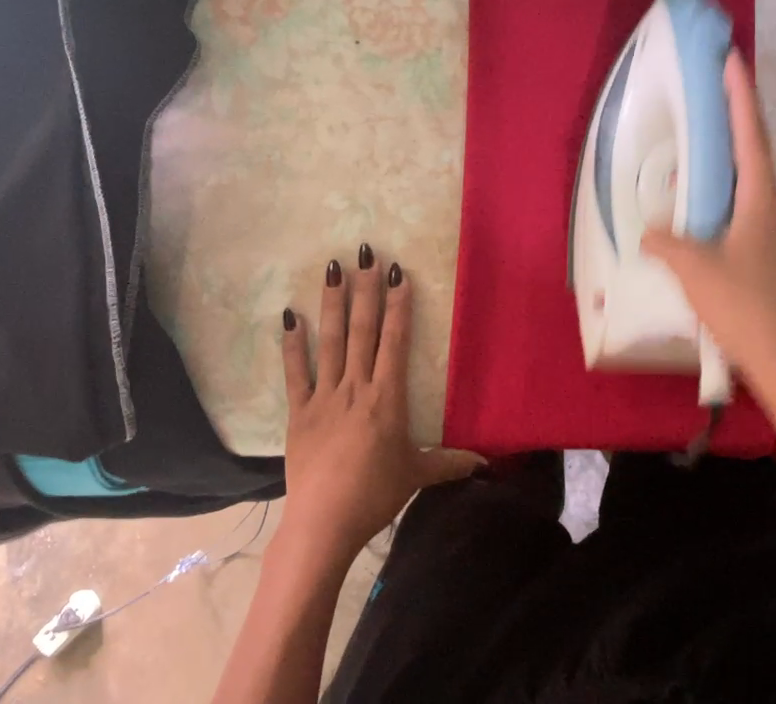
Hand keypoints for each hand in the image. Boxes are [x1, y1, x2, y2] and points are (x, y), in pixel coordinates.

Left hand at [278, 247, 484, 562]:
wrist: (323, 522)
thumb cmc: (375, 496)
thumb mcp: (416, 476)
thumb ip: (449, 463)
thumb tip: (486, 464)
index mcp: (387, 398)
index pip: (394, 341)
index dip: (398, 305)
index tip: (397, 273)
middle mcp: (356, 387)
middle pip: (362, 330)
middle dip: (365, 289)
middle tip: (365, 253)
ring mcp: (324, 397)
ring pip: (330, 341)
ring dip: (331, 303)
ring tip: (331, 268)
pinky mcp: (299, 412)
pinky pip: (295, 372)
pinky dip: (292, 344)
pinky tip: (289, 316)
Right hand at [642, 51, 775, 407]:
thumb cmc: (744, 307)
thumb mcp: (694, 271)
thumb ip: (667, 243)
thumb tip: (651, 232)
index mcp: (762, 201)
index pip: (750, 136)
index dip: (739, 96)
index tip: (732, 59)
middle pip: (752, 164)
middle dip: (727, 139)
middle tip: (699, 122)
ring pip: (750, 199)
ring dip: (724, 185)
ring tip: (692, 184)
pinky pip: (750, 226)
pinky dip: (727, 218)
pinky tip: (707, 236)